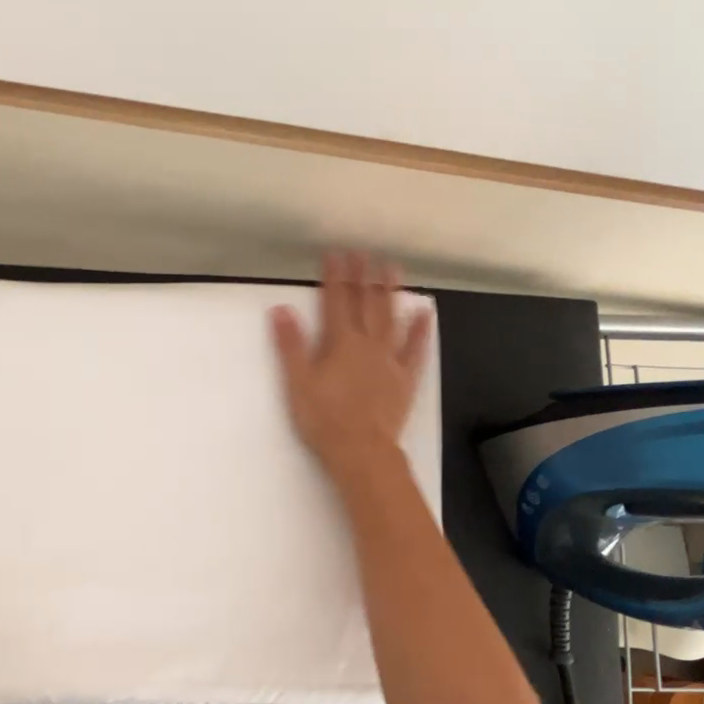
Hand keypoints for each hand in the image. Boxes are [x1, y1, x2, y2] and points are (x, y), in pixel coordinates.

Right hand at [270, 252, 429, 484]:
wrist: (362, 450)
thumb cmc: (324, 420)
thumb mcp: (298, 383)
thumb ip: (290, 345)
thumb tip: (280, 309)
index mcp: (340, 344)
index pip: (335, 302)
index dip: (334, 277)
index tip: (335, 254)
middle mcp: (368, 344)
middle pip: (365, 304)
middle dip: (363, 277)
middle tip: (364, 252)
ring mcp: (390, 360)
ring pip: (391, 319)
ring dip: (390, 293)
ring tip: (391, 268)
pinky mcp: (405, 379)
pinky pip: (415, 349)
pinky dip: (420, 330)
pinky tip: (423, 313)